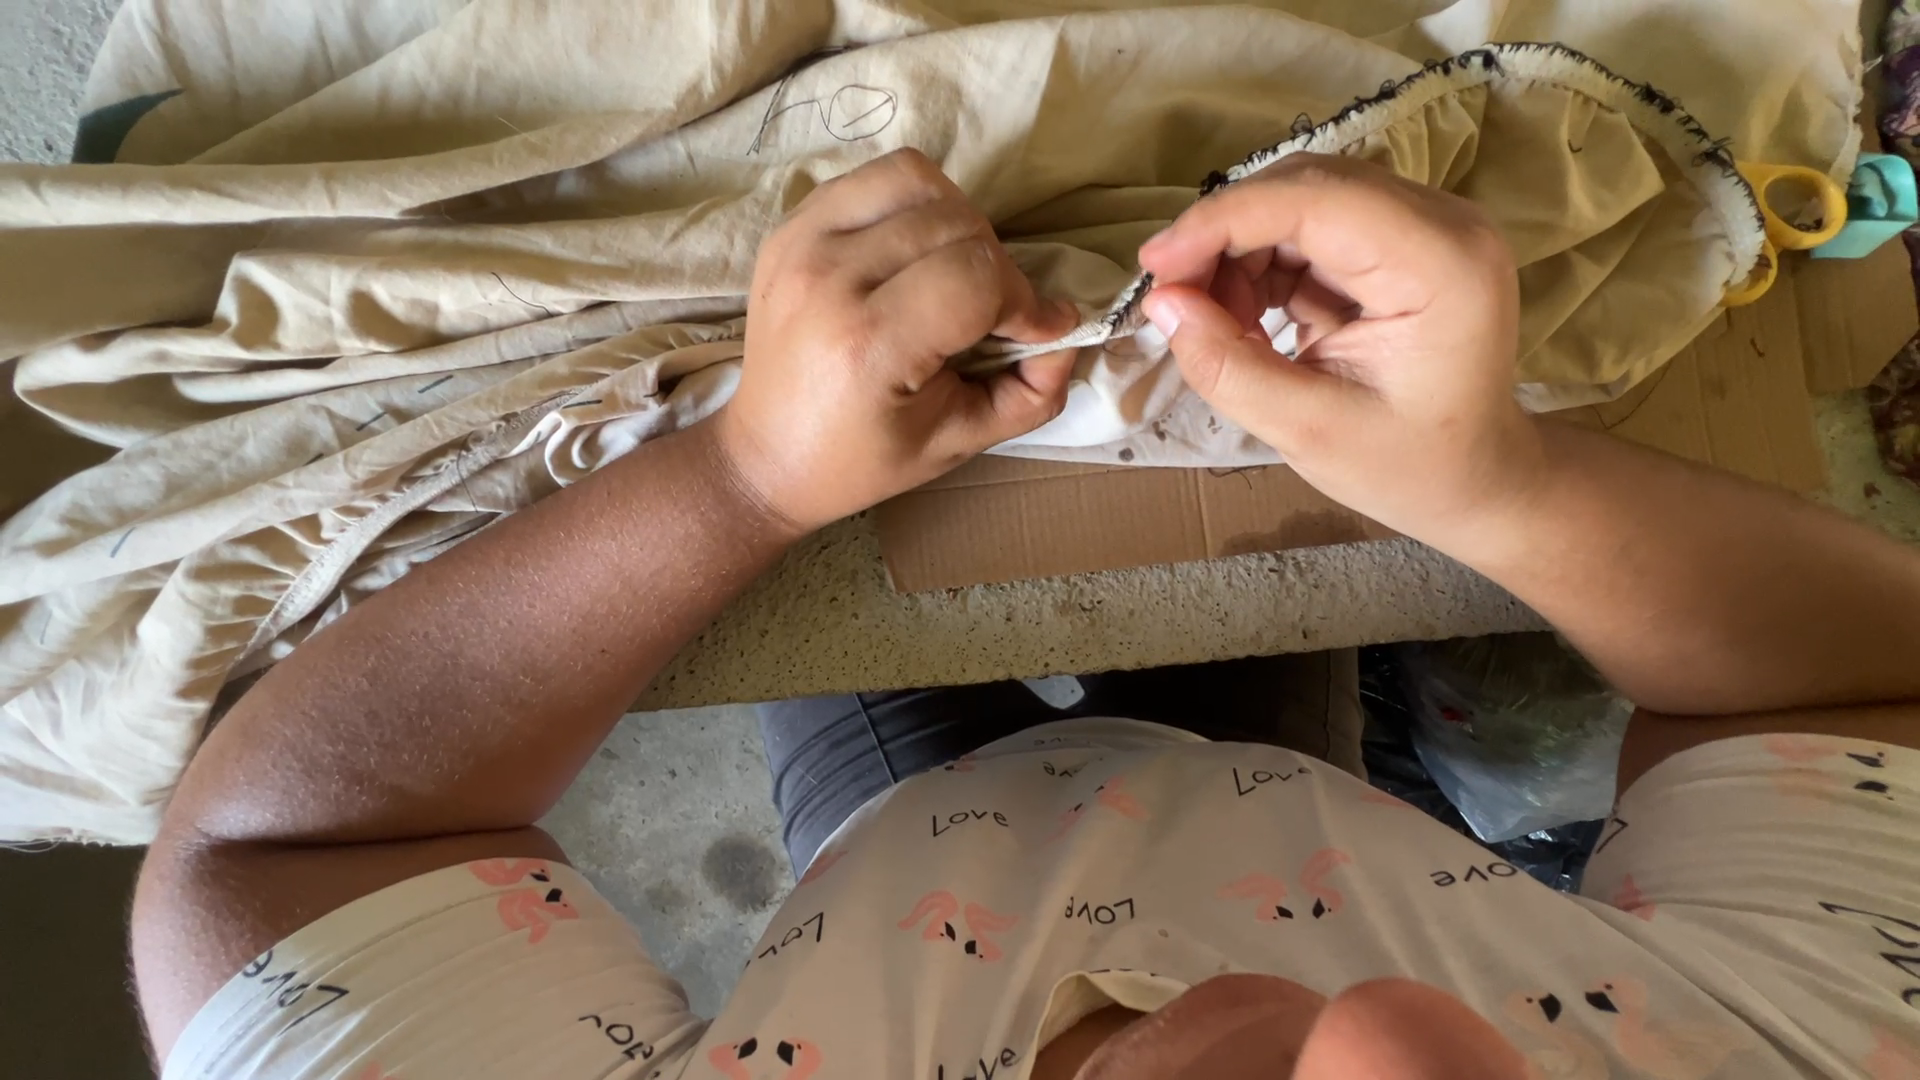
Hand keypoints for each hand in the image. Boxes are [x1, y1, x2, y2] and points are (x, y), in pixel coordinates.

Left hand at [715, 149, 1079, 535]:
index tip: (1033, 331)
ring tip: (956, 274)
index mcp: (867, 344)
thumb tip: (1066, 327)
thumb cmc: (864, 461)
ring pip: (919, 181)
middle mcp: (827, 277)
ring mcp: (800, 242)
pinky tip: (915, 255)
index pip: (976, 277)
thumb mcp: (958, 444)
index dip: (1024, 301)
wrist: (770, 456)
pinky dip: (915, 205)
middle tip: (993, 315)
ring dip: (960, 223)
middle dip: (997, 268)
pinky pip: (877, 179)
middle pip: (956, 224)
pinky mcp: (789, 227)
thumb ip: (1032, 393)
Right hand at [1137, 154, 1542, 539]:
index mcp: (1438, 265)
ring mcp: (1416, 229)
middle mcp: (1437, 223)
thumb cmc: (1402, 466)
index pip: (1316, 200)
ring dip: (1235, 256)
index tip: (1154, 265)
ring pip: (1296, 204)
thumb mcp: (1305, 431)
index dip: (1223, 221)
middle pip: (1304, 188)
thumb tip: (1162, 303)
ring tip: (1216, 326)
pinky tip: (1245, 319)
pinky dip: (1256, 270)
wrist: (1470, 477)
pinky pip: (1303, 232)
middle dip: (1223, 237)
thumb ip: (1227, 367)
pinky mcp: (1390, 246)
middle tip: (1173, 301)